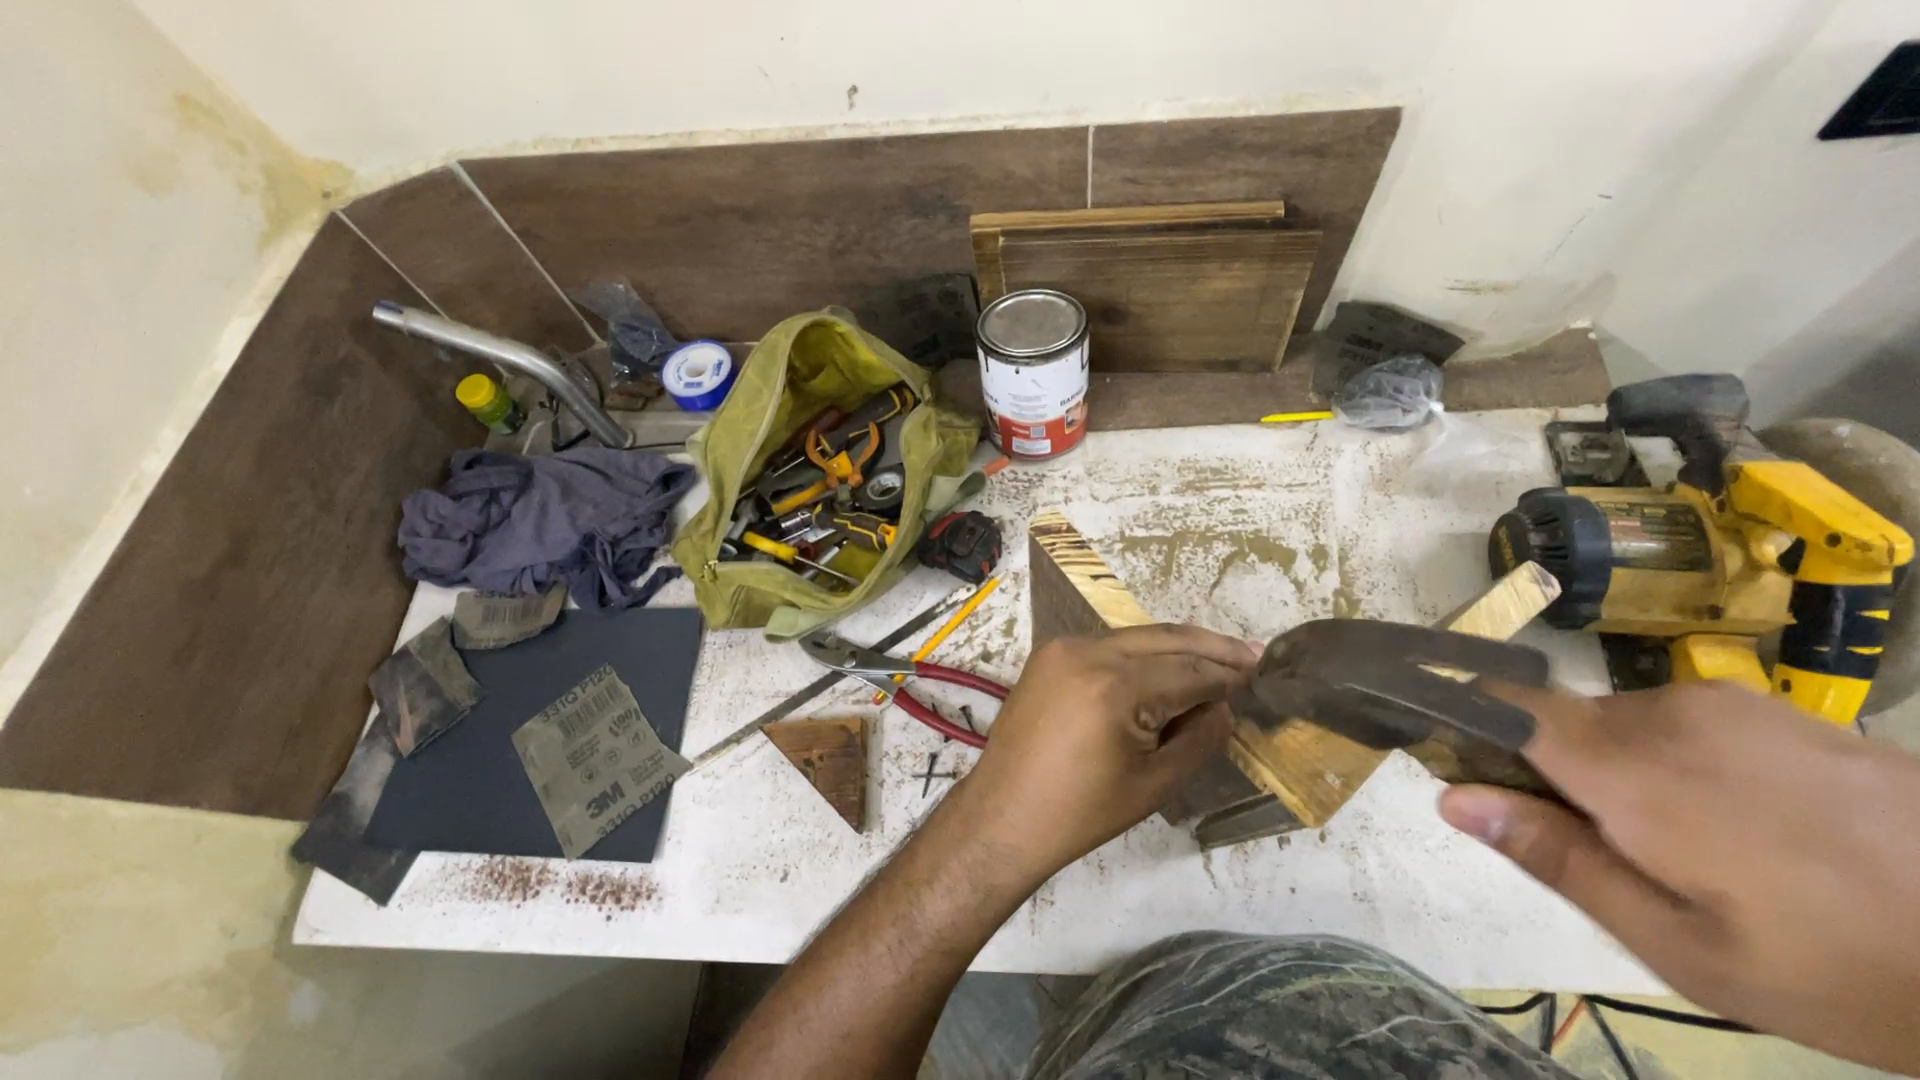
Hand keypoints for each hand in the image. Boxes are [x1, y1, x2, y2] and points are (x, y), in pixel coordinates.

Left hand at [953, 625, 1258, 884]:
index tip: (1263, 676)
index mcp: (1115, 685)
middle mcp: (1087, 652)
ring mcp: (1062, 648)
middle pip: (1166, 639)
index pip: (1189, 672)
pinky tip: (1167, 667)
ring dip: (1178, 648)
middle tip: (1255, 655)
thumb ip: (1199, 739)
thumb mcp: (1154, 784)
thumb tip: (1223, 707)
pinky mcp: (1048, 655)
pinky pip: (1108, 645)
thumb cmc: (1080, 812)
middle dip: (1212, 649)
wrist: (1002, 815)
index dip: (1228, 677)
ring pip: (1137, 637)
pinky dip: (1142, 654)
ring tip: (1221, 660)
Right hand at [1439, 680, 1919, 1072]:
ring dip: (1615, 771)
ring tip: (1683, 852)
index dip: (1461, 721)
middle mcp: (1671, 713)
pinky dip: (1673, 762)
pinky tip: (1742, 827)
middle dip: (1550, 772)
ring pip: (1619, 723)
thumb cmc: (1842, 969)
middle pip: (1559, 722)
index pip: (1504, 705)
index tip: (1456, 770)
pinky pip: (1682, 722)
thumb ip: (1559, 860)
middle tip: (1600, 855)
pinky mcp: (1780, 711)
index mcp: (1635, 770)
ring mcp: (1733, 705)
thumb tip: (1453, 797)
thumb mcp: (1682, 947)